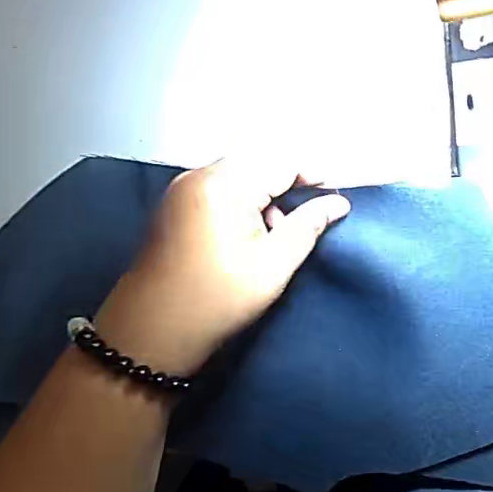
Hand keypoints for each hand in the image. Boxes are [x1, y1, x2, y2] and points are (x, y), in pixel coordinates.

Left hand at [93, 158, 349, 374]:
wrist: (153, 330)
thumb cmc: (219, 298)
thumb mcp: (275, 264)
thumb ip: (309, 225)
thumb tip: (339, 203)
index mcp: (224, 186)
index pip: (281, 161)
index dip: (314, 175)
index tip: (336, 198)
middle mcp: (199, 176)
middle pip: (259, 161)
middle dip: (291, 181)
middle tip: (314, 212)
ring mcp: (184, 189)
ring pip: (241, 173)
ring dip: (268, 191)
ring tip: (282, 228)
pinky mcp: (178, 204)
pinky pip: (222, 186)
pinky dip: (246, 199)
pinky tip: (255, 230)